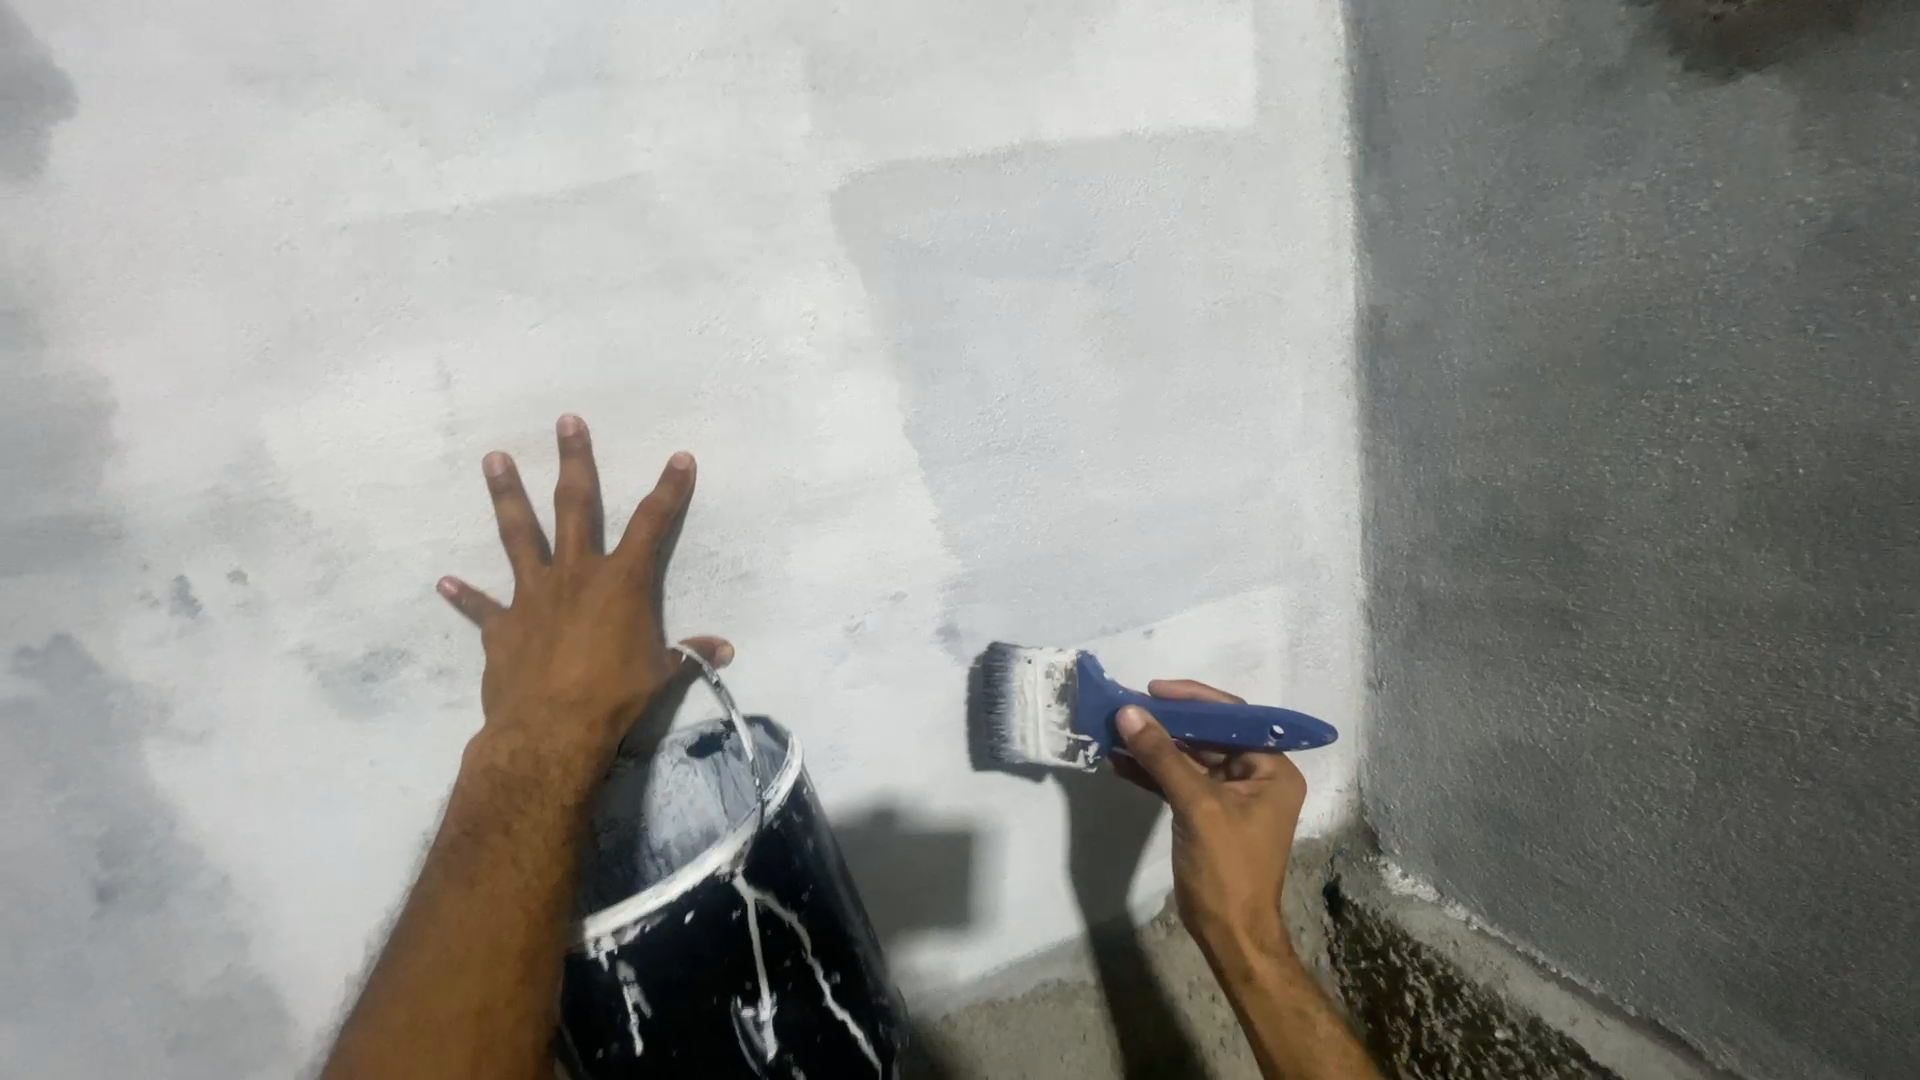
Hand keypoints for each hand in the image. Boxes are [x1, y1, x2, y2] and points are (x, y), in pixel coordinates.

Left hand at [435, 415, 730, 779]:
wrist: (550, 730)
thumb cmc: (615, 696)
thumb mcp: (663, 673)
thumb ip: (690, 654)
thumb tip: (725, 650)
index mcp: (621, 581)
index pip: (652, 524)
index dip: (669, 490)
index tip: (680, 458)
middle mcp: (576, 575)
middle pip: (576, 507)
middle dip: (575, 462)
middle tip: (566, 422)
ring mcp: (533, 596)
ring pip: (519, 535)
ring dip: (508, 496)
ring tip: (495, 458)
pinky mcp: (503, 627)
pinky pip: (482, 607)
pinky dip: (465, 596)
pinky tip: (444, 581)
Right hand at [1111, 680, 1306, 964]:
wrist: (1229, 935)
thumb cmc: (1228, 869)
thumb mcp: (1197, 806)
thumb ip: (1162, 756)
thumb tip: (1128, 712)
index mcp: (1271, 769)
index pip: (1234, 717)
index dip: (1194, 699)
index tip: (1153, 689)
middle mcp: (1254, 776)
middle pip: (1207, 735)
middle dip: (1166, 722)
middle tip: (1126, 707)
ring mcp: (1228, 795)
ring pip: (1187, 757)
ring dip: (1152, 745)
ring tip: (1114, 728)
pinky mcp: (1204, 812)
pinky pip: (1175, 780)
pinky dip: (1149, 771)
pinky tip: (1118, 761)